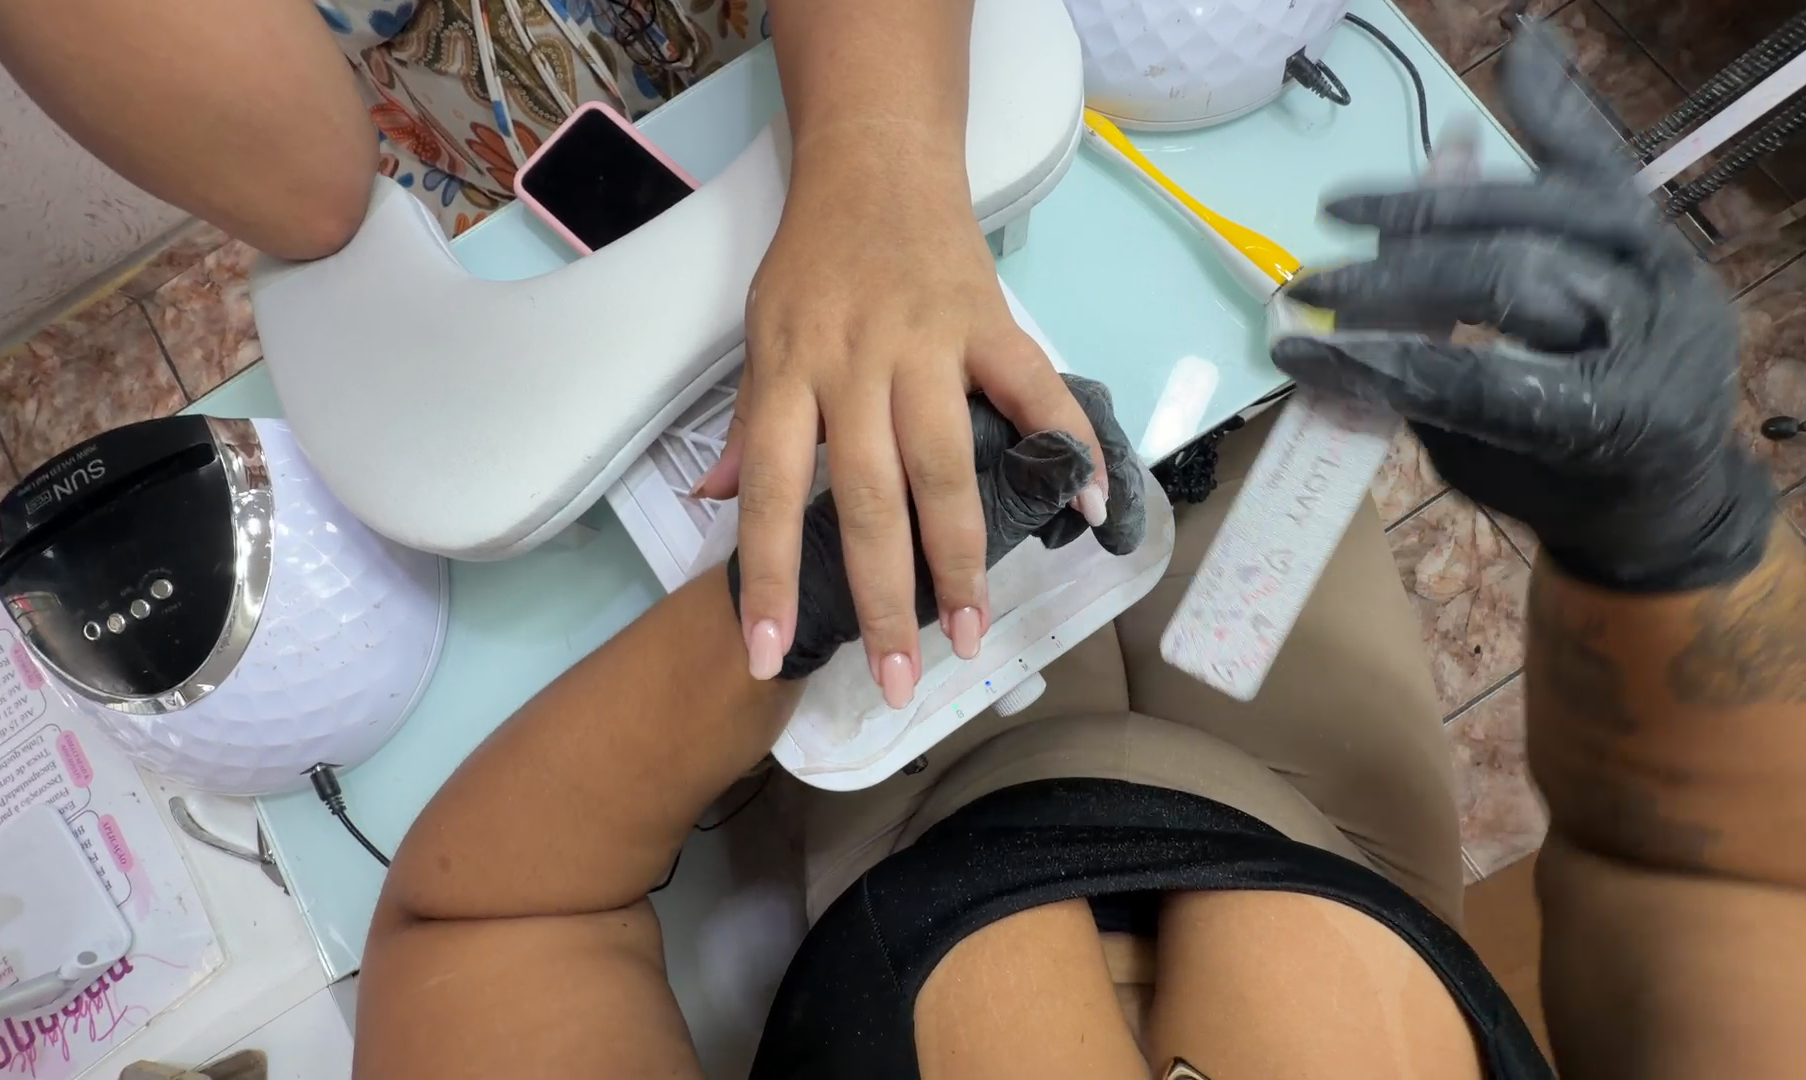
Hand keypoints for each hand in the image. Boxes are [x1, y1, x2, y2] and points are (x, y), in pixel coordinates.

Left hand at [697, 150, 1108, 702]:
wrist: (875, 165)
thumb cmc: (811, 262)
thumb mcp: (758, 336)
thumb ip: (745, 427)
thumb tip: (714, 506)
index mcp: (790, 374)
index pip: (774, 494)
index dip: (769, 580)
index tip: (767, 660)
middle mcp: (856, 367)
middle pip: (871, 499)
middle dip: (884, 600)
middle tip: (899, 680)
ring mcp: (928, 344)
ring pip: (946, 465)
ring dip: (963, 557)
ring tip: (973, 630)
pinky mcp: (991, 323)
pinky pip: (1034, 390)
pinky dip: (1068, 444)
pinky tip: (1091, 506)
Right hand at [1269, 26, 1774, 592]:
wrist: (1659, 479)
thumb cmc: (1548, 484)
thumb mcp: (1473, 460)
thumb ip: (1419, 389)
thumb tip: (1338, 329)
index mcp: (1603, 416)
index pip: (1467, 376)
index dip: (1367, 362)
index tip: (1287, 353)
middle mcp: (1652, 326)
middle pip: (1504, 276)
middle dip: (1391, 278)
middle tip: (1309, 284)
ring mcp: (1663, 266)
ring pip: (1542, 208)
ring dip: (1432, 202)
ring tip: (1344, 204)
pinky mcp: (1655, 235)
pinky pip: (1598, 164)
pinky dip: (1555, 109)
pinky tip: (1518, 51)